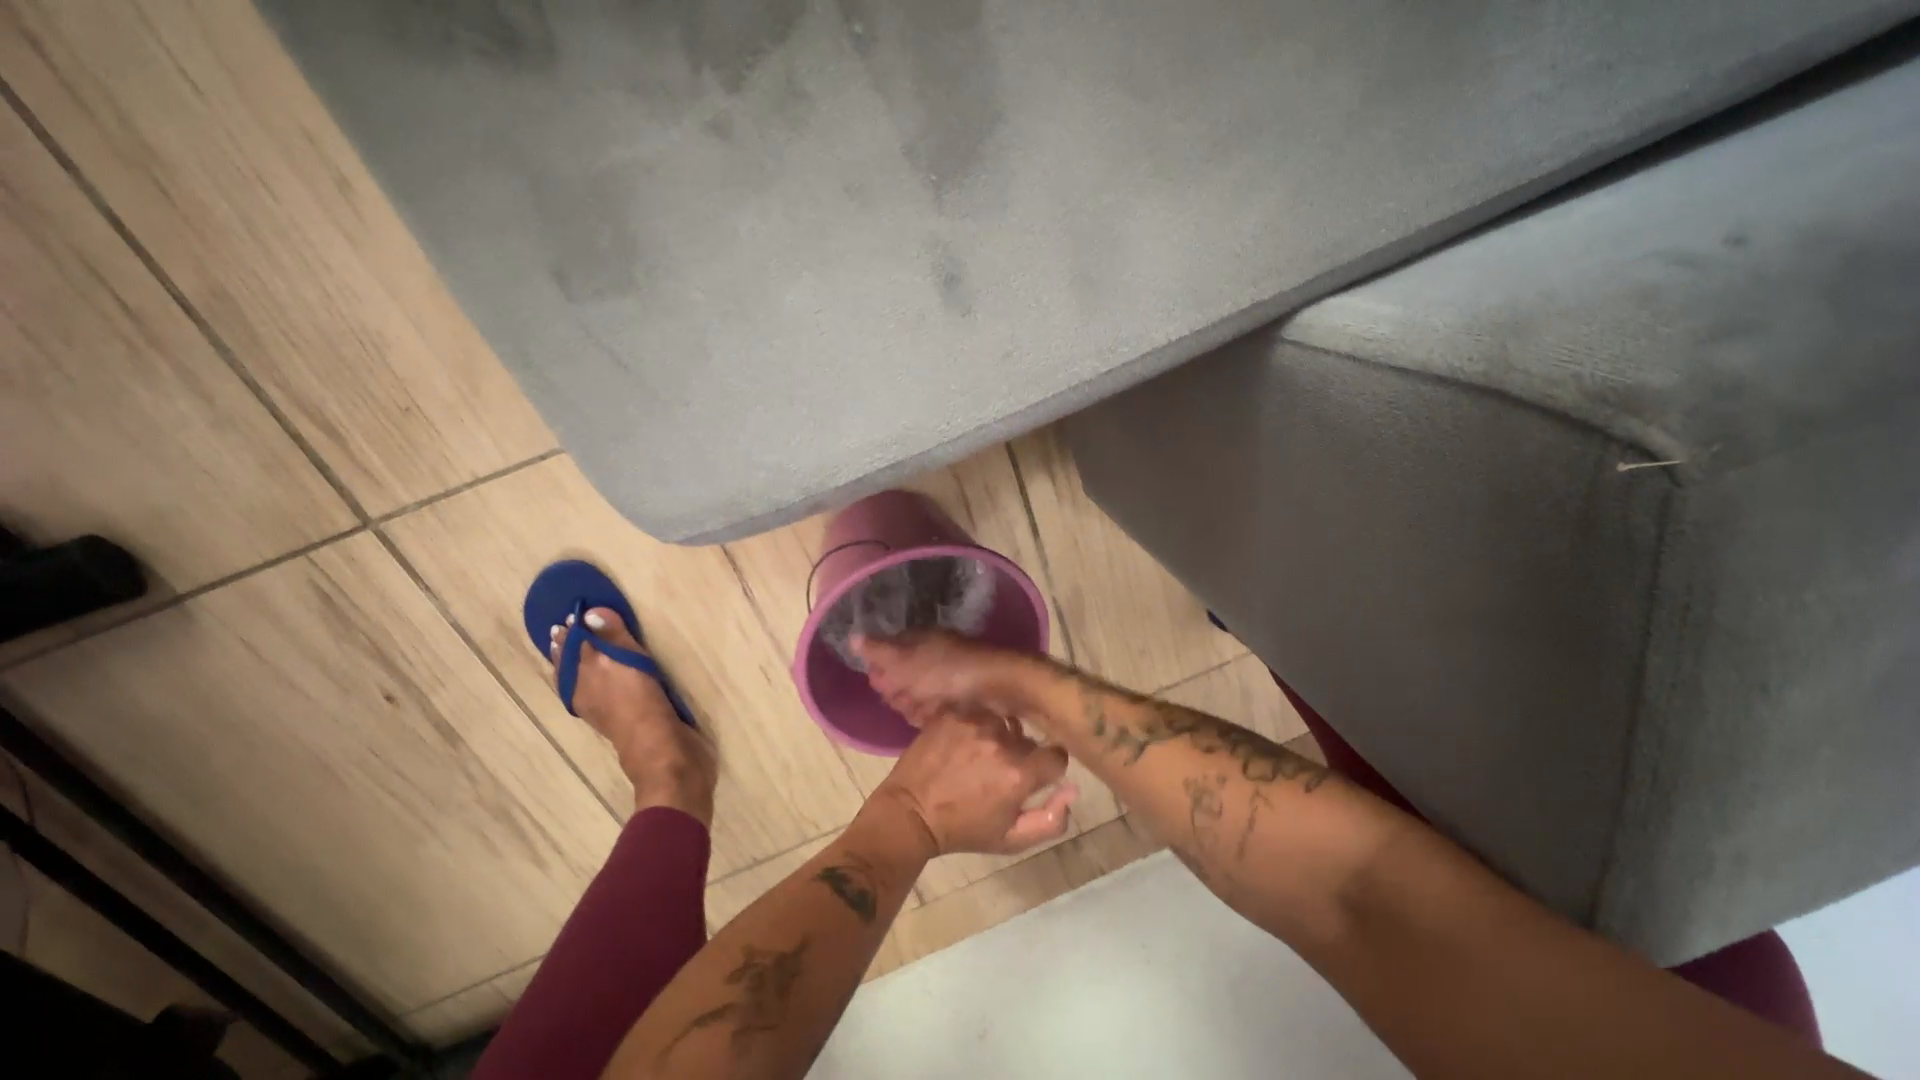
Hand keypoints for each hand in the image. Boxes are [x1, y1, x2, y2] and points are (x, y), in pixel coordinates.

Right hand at [853, 631, 1039, 724]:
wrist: (1001, 687)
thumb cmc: (949, 671)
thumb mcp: (907, 661)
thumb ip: (879, 651)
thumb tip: (853, 637)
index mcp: (921, 640)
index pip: (890, 656)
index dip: (883, 673)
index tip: (882, 686)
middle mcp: (935, 655)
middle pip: (905, 678)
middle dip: (900, 693)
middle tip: (908, 699)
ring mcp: (952, 676)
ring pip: (922, 695)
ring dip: (917, 706)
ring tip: (924, 711)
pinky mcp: (966, 697)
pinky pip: (941, 708)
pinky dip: (935, 715)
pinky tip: (937, 720)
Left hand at [872, 706, 1076, 856]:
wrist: (910, 814)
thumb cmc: (964, 830)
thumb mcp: (1012, 839)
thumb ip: (1052, 819)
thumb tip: (1072, 790)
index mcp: (1019, 773)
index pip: (1056, 755)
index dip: (1047, 768)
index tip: (1032, 777)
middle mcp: (1000, 742)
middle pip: (1027, 739)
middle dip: (1019, 754)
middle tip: (997, 773)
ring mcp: (973, 723)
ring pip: (1002, 723)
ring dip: (996, 736)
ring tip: (976, 756)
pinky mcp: (951, 713)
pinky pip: (976, 713)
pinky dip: (972, 725)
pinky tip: (959, 743)